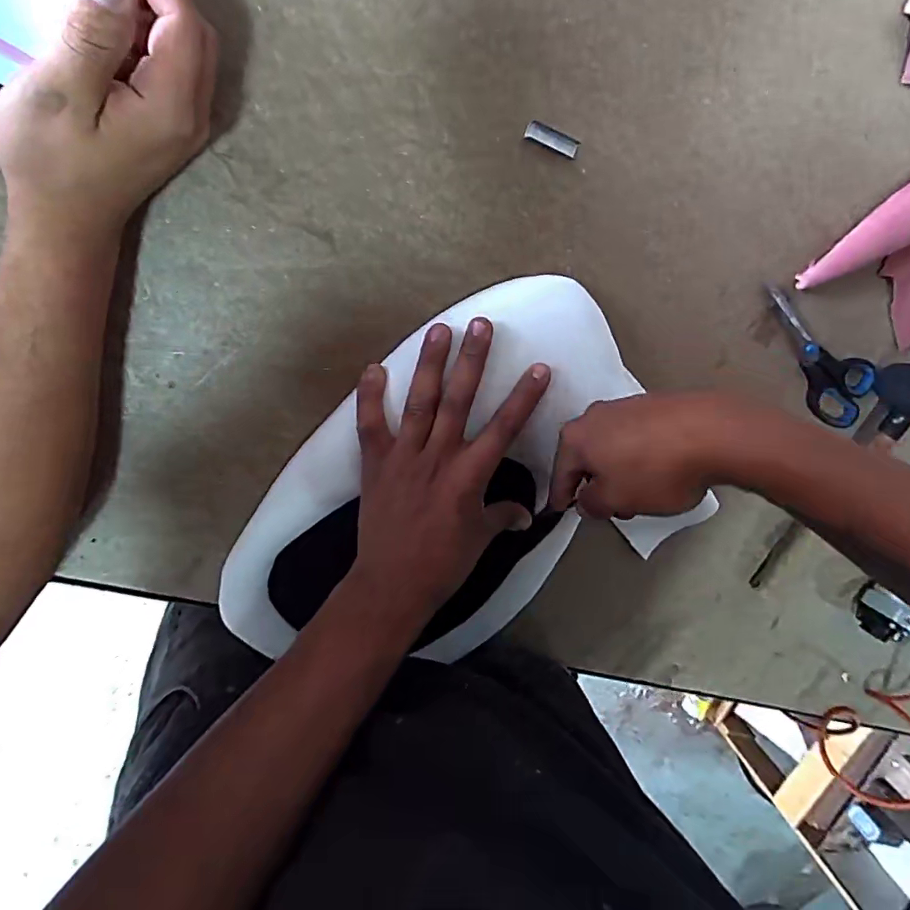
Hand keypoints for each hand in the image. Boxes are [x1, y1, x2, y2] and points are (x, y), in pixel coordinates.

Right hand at [0, 0, 216, 249]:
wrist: (66, 221)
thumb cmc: (52, 163)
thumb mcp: (58, 90)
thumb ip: (91, 33)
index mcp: (172, 104)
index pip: (184, 24)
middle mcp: (193, 113)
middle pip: (194, 35)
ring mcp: (187, 123)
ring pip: (186, 52)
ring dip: (154, 13)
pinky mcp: (172, 126)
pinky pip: (172, 70)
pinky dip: (149, 39)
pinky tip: (110, 28)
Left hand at [352, 319, 550, 627]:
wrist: (391, 584)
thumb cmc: (443, 563)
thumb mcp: (480, 538)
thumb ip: (503, 517)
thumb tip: (526, 513)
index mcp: (469, 474)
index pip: (504, 427)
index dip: (524, 397)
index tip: (538, 368)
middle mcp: (438, 456)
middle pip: (459, 400)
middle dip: (473, 360)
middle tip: (480, 325)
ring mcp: (404, 456)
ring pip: (420, 402)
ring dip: (429, 364)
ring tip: (438, 330)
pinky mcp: (376, 463)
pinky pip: (370, 425)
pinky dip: (370, 397)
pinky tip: (373, 368)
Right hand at [550, 392, 783, 518]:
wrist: (711, 432)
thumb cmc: (658, 469)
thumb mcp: (617, 500)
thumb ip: (593, 504)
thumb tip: (587, 501)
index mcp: (577, 436)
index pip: (561, 473)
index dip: (562, 496)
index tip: (563, 508)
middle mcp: (597, 415)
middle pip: (587, 455)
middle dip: (596, 482)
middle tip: (611, 507)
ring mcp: (627, 406)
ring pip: (613, 445)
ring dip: (620, 469)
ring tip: (643, 493)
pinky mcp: (655, 405)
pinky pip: (637, 435)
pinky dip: (641, 455)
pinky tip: (660, 470)